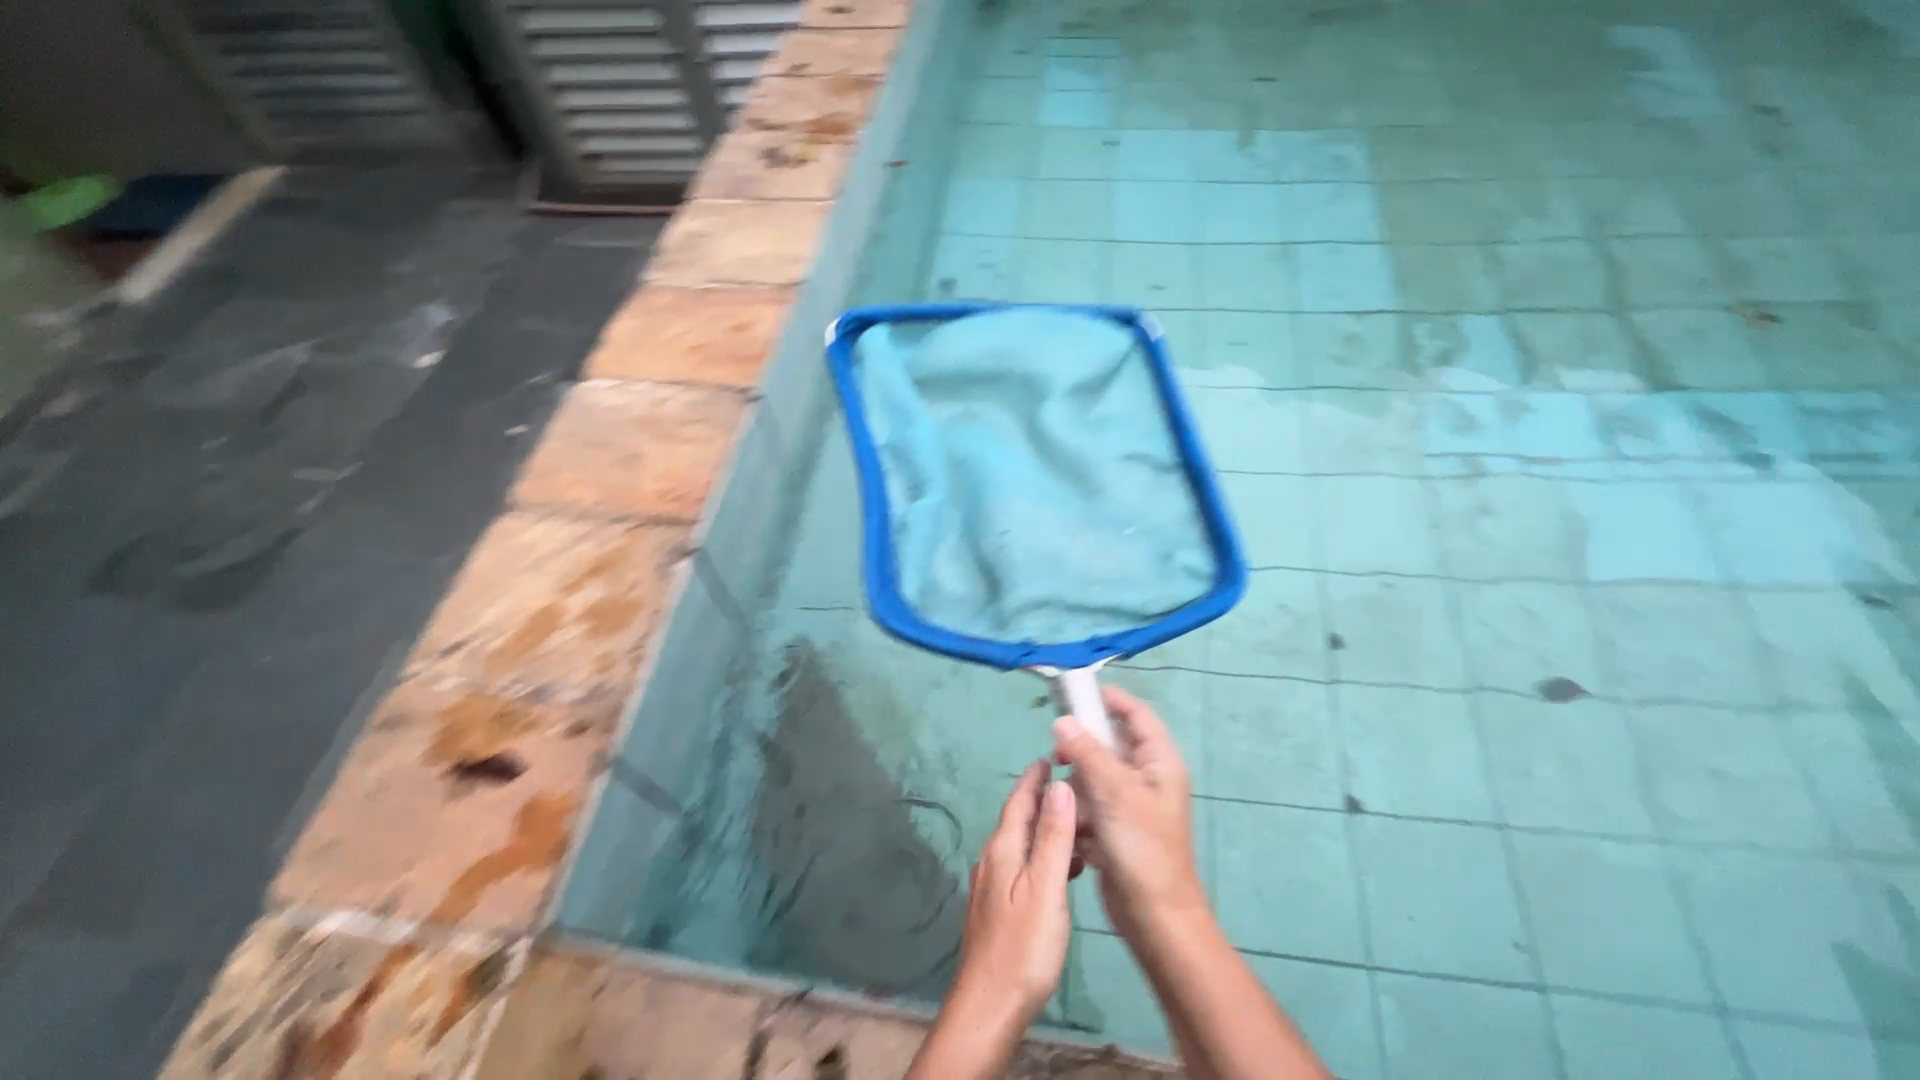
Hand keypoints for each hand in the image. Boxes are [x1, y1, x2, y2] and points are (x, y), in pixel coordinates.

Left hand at [948, 761, 1077, 1028]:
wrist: (990, 1003)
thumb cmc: (1024, 946)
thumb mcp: (1047, 888)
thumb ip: (1054, 838)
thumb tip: (1061, 787)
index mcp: (1004, 850)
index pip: (1019, 801)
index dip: (1036, 778)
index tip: (1054, 757)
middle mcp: (993, 860)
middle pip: (1020, 819)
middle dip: (1045, 800)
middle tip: (1078, 787)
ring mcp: (993, 885)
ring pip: (1023, 844)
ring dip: (1048, 830)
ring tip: (1081, 826)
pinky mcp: (998, 907)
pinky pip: (1024, 866)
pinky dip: (1045, 857)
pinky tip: (1066, 870)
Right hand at [1053, 687, 1205, 939]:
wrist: (1153, 915)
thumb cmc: (1142, 848)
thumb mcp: (1114, 793)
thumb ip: (1087, 753)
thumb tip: (1062, 722)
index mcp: (1159, 763)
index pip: (1137, 716)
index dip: (1111, 700)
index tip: (1077, 693)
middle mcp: (1147, 779)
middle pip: (1110, 746)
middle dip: (1083, 750)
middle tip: (1057, 754)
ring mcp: (1131, 805)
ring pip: (1094, 777)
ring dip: (1077, 787)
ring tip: (1066, 800)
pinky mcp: (1115, 829)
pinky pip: (1090, 807)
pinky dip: (1079, 814)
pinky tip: (1073, 832)